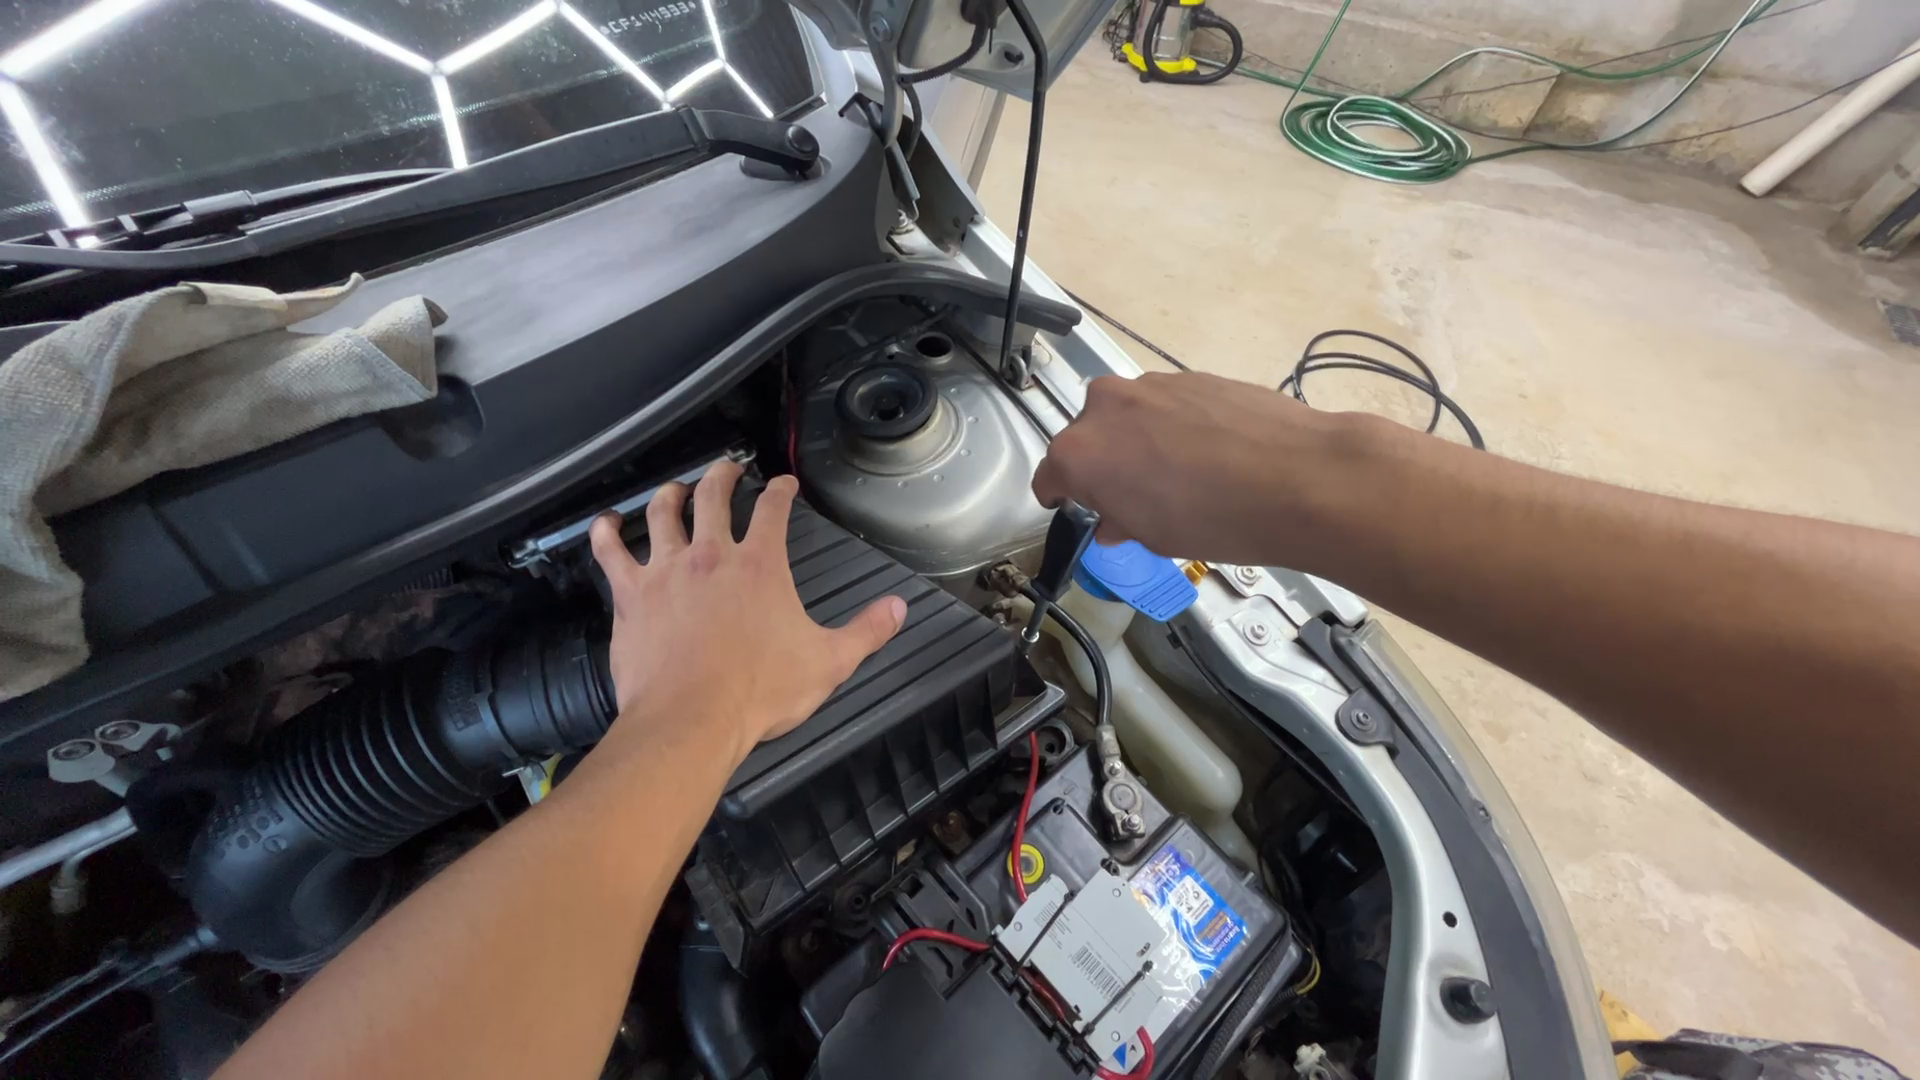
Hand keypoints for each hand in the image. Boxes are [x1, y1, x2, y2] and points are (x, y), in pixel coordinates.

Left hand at [587, 462, 905, 767]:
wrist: (691, 721)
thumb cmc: (760, 691)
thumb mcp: (829, 662)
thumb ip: (867, 631)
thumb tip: (899, 608)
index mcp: (761, 565)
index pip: (772, 509)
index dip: (780, 490)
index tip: (783, 484)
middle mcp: (712, 555)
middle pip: (714, 495)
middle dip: (723, 475)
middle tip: (728, 468)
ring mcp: (667, 571)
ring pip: (663, 513)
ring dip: (672, 494)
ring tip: (676, 488)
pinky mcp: (631, 595)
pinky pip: (611, 552)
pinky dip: (607, 533)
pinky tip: (607, 523)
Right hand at [1032, 372, 1349, 565]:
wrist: (1300, 477)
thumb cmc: (1214, 518)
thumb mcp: (1152, 537)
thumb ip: (1119, 521)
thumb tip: (1115, 518)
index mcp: (1079, 452)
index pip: (1049, 477)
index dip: (1062, 498)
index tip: (1078, 508)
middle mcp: (1103, 407)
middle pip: (1086, 439)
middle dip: (1102, 466)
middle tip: (1134, 497)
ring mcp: (1148, 384)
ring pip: (1125, 418)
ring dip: (1137, 442)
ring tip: (1179, 475)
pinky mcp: (1189, 374)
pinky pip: (1163, 405)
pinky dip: (1171, 426)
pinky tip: (1206, 453)